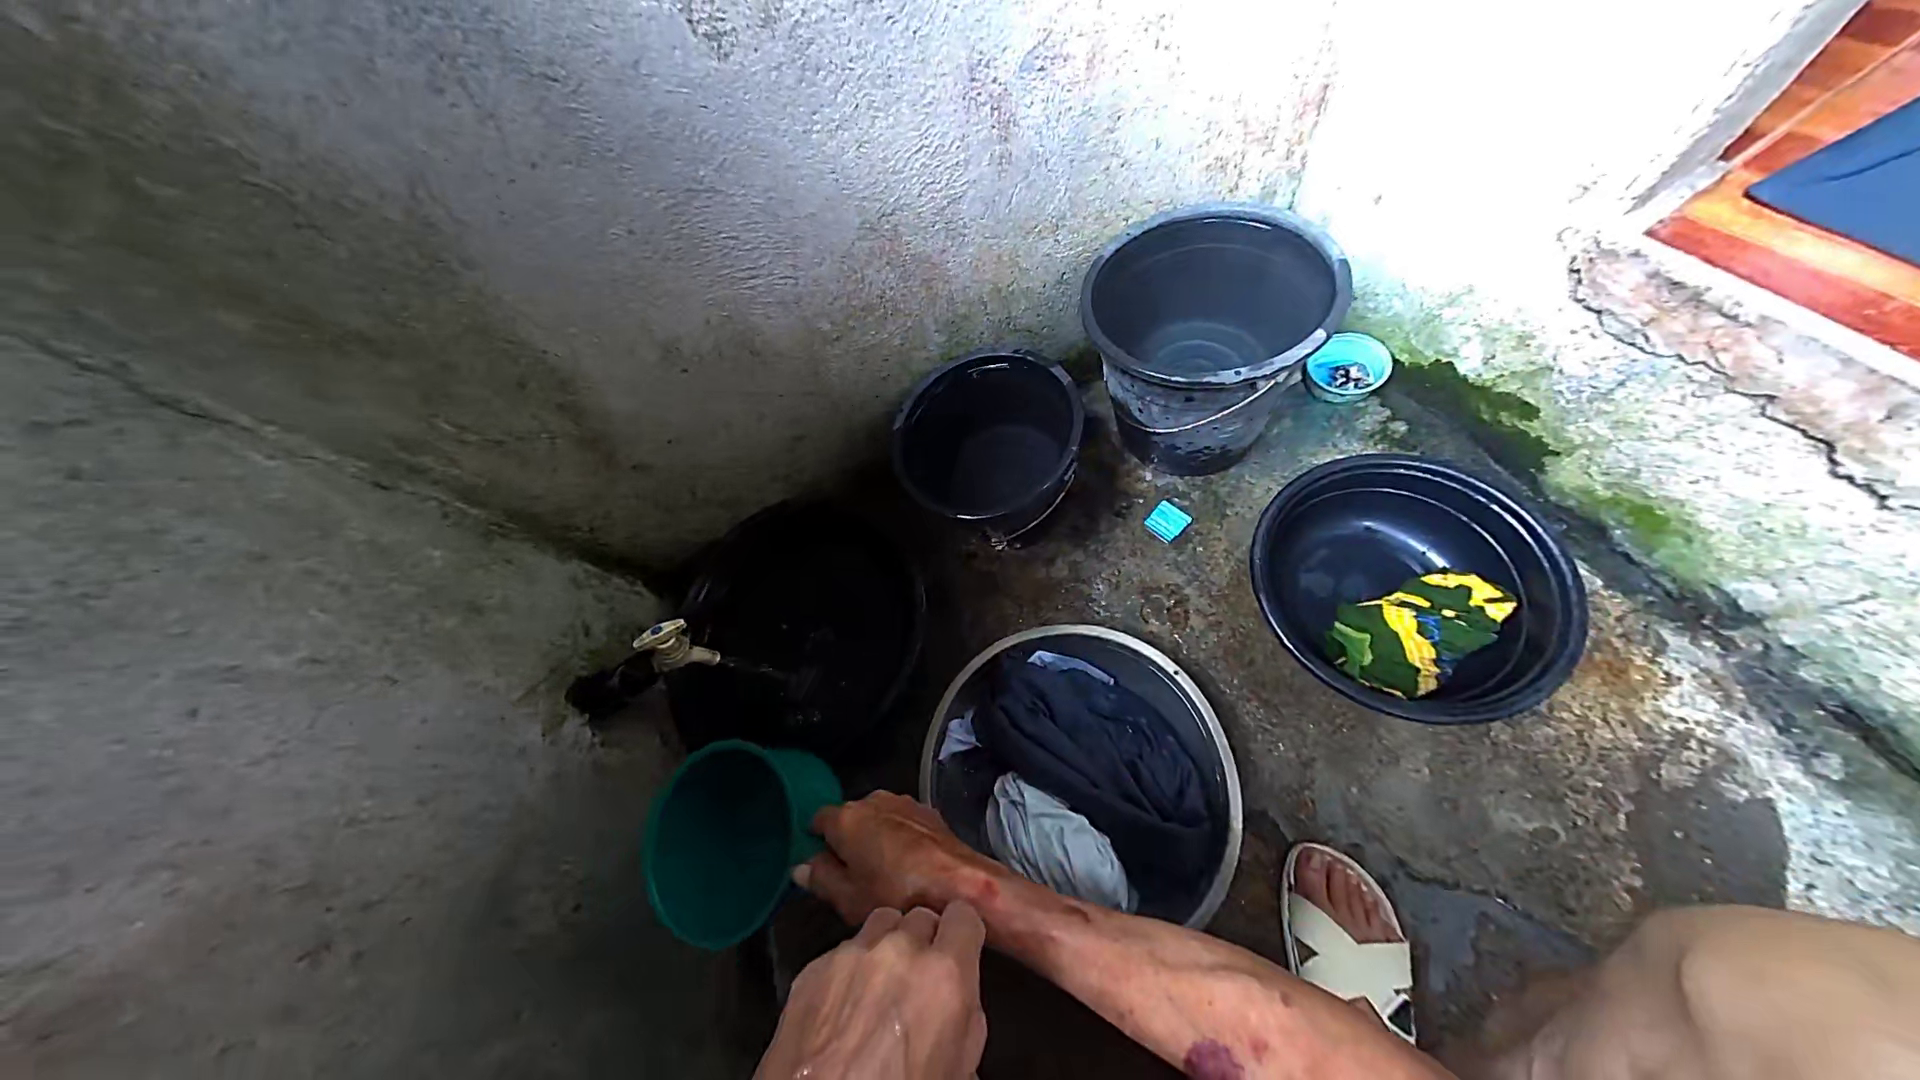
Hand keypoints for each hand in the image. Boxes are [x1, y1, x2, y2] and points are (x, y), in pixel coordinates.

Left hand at [753, 904, 987, 1079]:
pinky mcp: (815, 966)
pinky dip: (851, 968)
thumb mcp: (959, 1066)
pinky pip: (845, 950)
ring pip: (882, 923)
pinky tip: (845, 1005)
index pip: (963, 917)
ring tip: (881, 983)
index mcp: (944, 975)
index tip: (958, 951)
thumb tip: (958, 994)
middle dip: (923, 943)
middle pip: (921, 917)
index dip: (962, 935)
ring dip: (888, 945)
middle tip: (917, 980)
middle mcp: (899, 950)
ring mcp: (853, 954)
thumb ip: (965, 1014)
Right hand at [795, 792, 1007, 924]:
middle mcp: (873, 800)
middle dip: (847, 841)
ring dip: (875, 838)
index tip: (819, 866)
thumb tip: (800, 866)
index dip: (815, 842)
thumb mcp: (849, 898)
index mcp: (847, 818)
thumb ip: (821, 878)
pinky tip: (908, 867)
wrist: (959, 883)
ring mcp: (903, 802)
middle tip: (851, 878)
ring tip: (882, 875)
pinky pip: (901, 822)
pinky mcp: (928, 811)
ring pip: (877, 819)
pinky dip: (898, 838)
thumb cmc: (897, 894)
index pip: (818, 820)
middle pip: (849, 818)